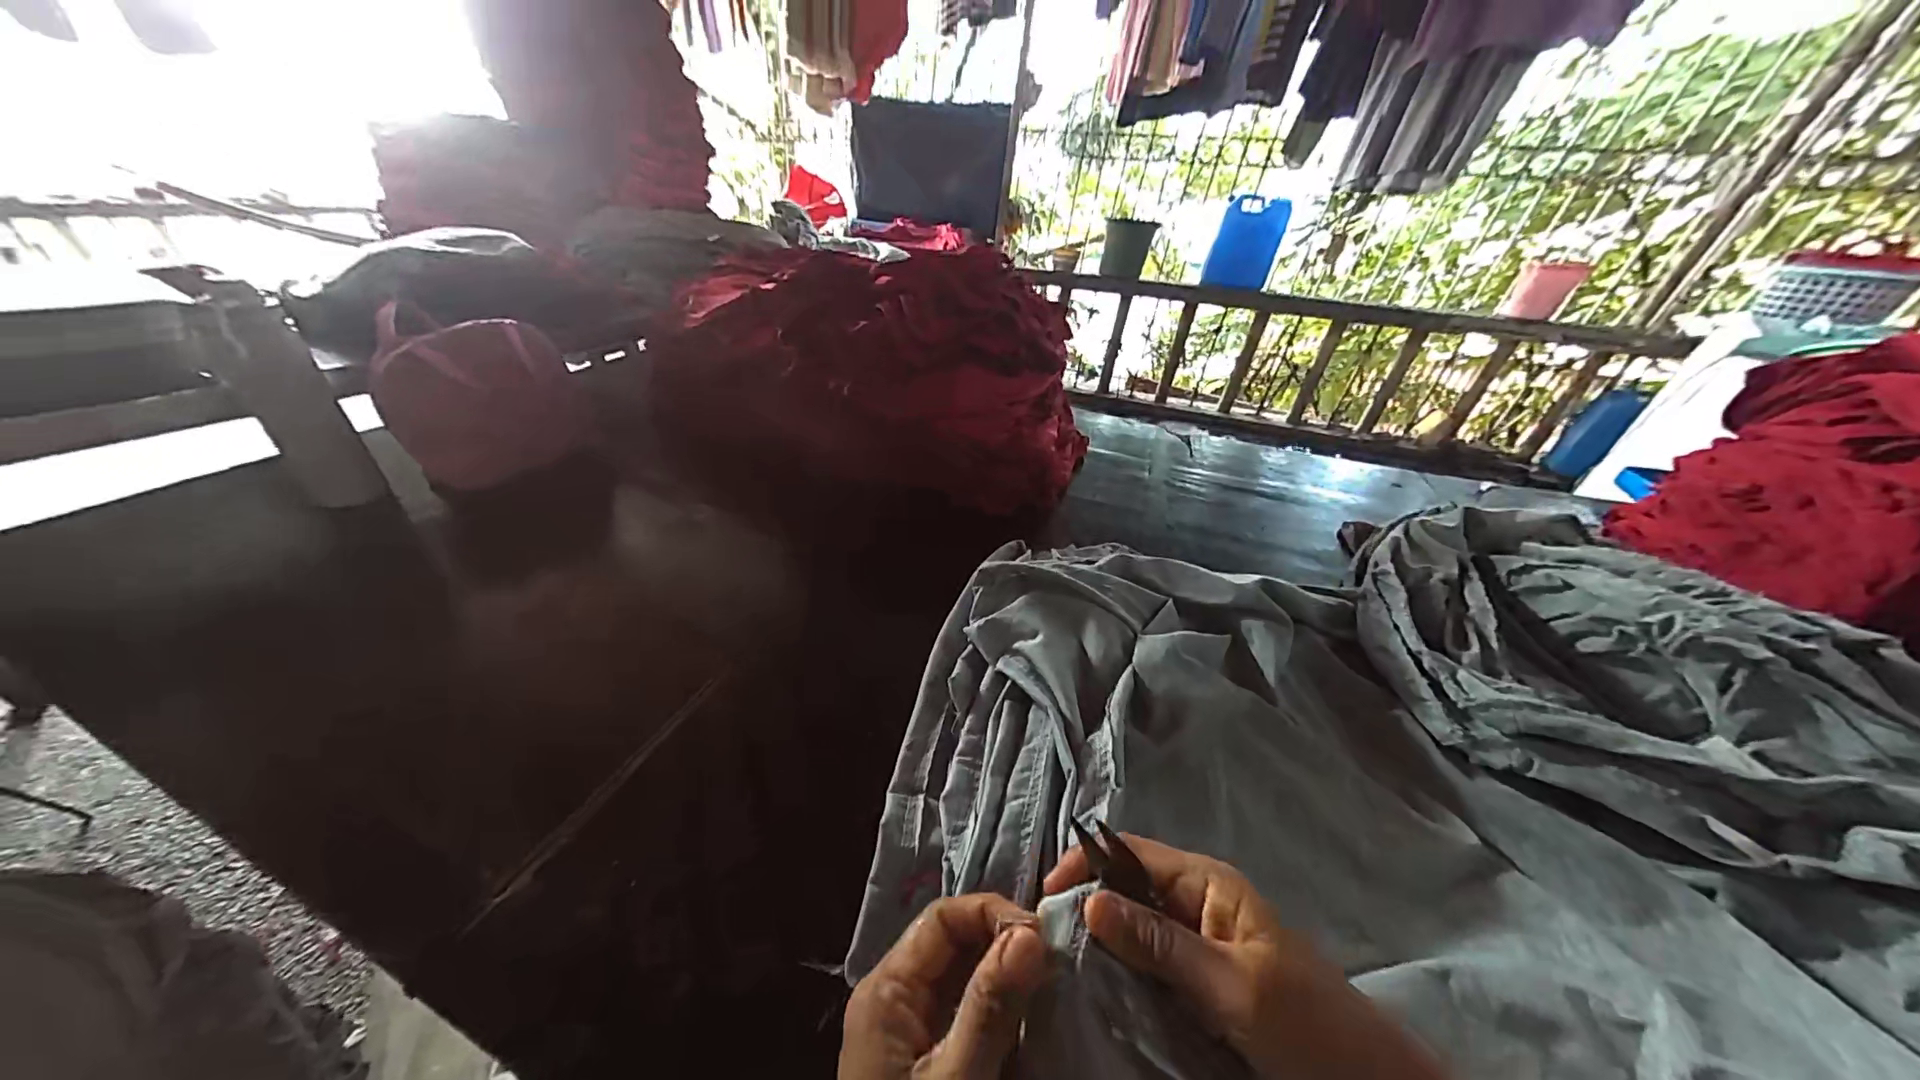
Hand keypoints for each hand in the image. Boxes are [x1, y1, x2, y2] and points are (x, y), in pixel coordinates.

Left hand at [839, 893, 1051, 1079]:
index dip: (992, 915)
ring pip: (963, 974)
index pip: (942, 919)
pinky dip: (1001, 1007)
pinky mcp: (928, 1056)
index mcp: (887, 990)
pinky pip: (966, 1009)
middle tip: (1054, 964)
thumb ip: (989, 1008)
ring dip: (1007, 974)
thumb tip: (1029, 934)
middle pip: (954, 942)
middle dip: (1004, 943)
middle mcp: (896, 996)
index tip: (1041, 940)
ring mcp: (911, 1026)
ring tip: (1051, 985)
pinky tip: (1032, 1018)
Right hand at [1045, 833, 1447, 1079]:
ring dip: (1101, 934)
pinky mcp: (1200, 971)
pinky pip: (1149, 954)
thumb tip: (1090, 901)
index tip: (1044, 897)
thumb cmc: (1305, 1025)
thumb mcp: (1230, 986)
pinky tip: (1099, 979)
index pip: (1130, 852)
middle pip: (1127, 883)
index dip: (1085, 864)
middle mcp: (1197, 898)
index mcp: (1207, 881)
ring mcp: (1199, 936)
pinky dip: (1122, 962)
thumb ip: (1160, 943)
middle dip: (1087, 899)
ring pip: (1134, 920)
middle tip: (1046, 936)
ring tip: (1062, 957)